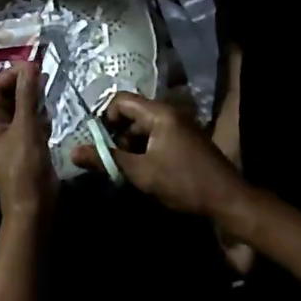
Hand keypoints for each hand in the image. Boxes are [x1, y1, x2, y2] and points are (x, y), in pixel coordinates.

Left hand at [0, 62, 56, 221]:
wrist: (35, 205)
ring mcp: (9, 136)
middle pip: (7, 96)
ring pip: (20, 107)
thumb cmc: (24, 166)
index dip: (12, 74)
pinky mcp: (25, 144)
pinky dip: (39, 115)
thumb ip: (27, 95)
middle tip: (44, 75)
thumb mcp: (26, 127)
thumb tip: (30, 66)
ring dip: (33, 99)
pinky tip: (48, 116)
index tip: (34, 65)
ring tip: (48, 93)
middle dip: (24, 85)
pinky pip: (30, 121)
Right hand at [70, 93, 249, 218]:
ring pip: (143, 128)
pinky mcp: (184, 140)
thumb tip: (72, 152)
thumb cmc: (183, 182)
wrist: (227, 199)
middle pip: (131, 114)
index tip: (100, 142)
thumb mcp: (140, 173)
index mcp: (159, 113)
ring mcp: (179, 126)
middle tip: (112, 161)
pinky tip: (145, 171)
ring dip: (131, 146)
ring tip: (128, 170)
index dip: (105, 118)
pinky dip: (145, 150)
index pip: (120, 100)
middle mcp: (169, 112)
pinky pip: (156, 136)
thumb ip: (106, 160)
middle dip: (117, 136)